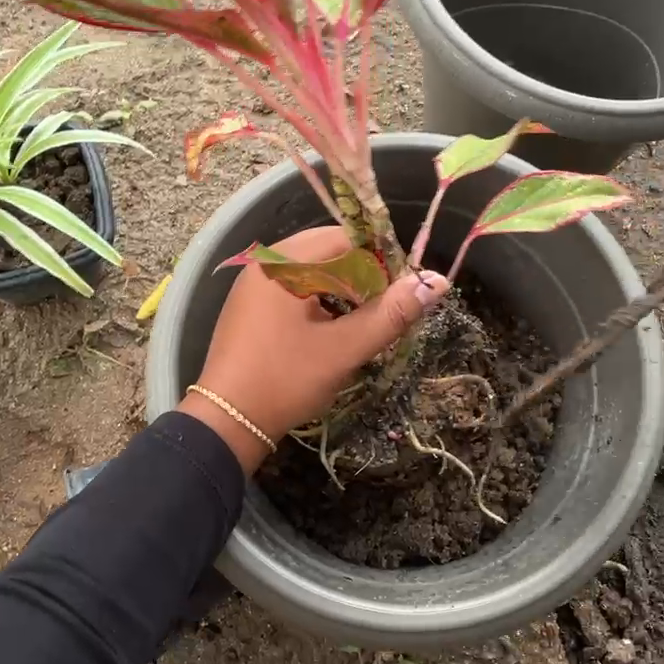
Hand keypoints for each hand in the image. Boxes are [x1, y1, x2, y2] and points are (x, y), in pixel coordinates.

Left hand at [179, 226, 447, 472]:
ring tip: (365, 324)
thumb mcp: (344, 349)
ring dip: (345, 291)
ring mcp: (255, 285)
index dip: (382, 261)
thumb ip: (391, 314)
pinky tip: (335, 330)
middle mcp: (266, 263)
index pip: (347, 239)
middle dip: (364, 278)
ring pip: (315, 272)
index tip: (403, 293)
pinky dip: (322, 302)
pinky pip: (297, 289)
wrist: (226, 424)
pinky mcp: (252, 307)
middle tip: (386, 312)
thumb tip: (438, 282)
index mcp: (283, 263)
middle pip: (331, 252)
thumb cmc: (285, 380)